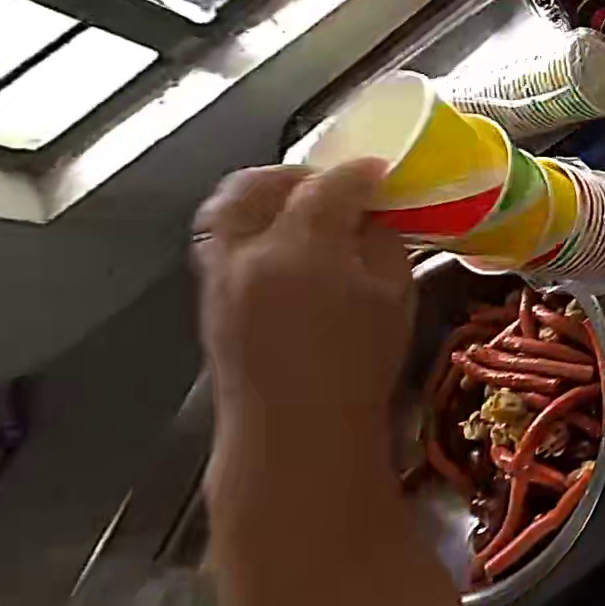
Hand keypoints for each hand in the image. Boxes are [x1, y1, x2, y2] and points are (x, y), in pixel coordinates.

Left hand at [193, 162, 414, 437]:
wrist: (296, 435)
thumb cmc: (358, 367)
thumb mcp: (394, 297)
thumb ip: (384, 243)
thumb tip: (372, 219)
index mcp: (301, 250)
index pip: (330, 187)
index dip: (361, 173)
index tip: (383, 170)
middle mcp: (248, 253)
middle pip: (257, 184)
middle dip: (300, 173)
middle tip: (336, 183)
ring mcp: (220, 276)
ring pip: (227, 207)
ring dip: (267, 194)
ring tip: (303, 206)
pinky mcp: (210, 298)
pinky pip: (223, 237)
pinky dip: (252, 223)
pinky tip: (286, 244)